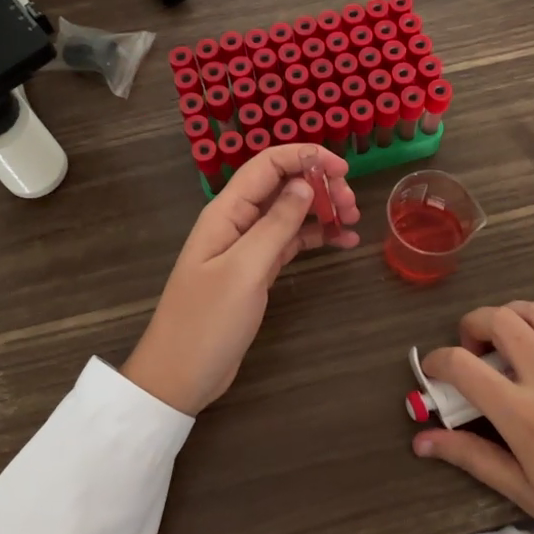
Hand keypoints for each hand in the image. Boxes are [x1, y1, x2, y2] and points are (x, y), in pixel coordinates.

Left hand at [122, 145, 359, 414]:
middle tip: (352, 205)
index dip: (305, 157)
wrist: (179, 376)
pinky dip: (316, 237)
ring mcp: (246, 247)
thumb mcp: (245, 271)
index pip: (267, 165)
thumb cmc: (207, 322)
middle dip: (319, 185)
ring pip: (290, 212)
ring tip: (353, 220)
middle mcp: (236, 222)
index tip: (343, 169)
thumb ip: (276, 225)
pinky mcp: (255, 271)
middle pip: (282, 185)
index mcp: (226, 212)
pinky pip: (290, 241)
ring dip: (322, 210)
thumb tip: (305, 184)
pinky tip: (343, 241)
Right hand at [413, 302, 533, 533]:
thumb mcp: (524, 493)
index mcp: (524, 417)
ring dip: (511, 314)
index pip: (464, 366)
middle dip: (472, 325)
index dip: (437, 361)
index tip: (433, 370)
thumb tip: (422, 441)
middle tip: (471, 350)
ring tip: (505, 339)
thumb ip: (471, 457)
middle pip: (500, 320)